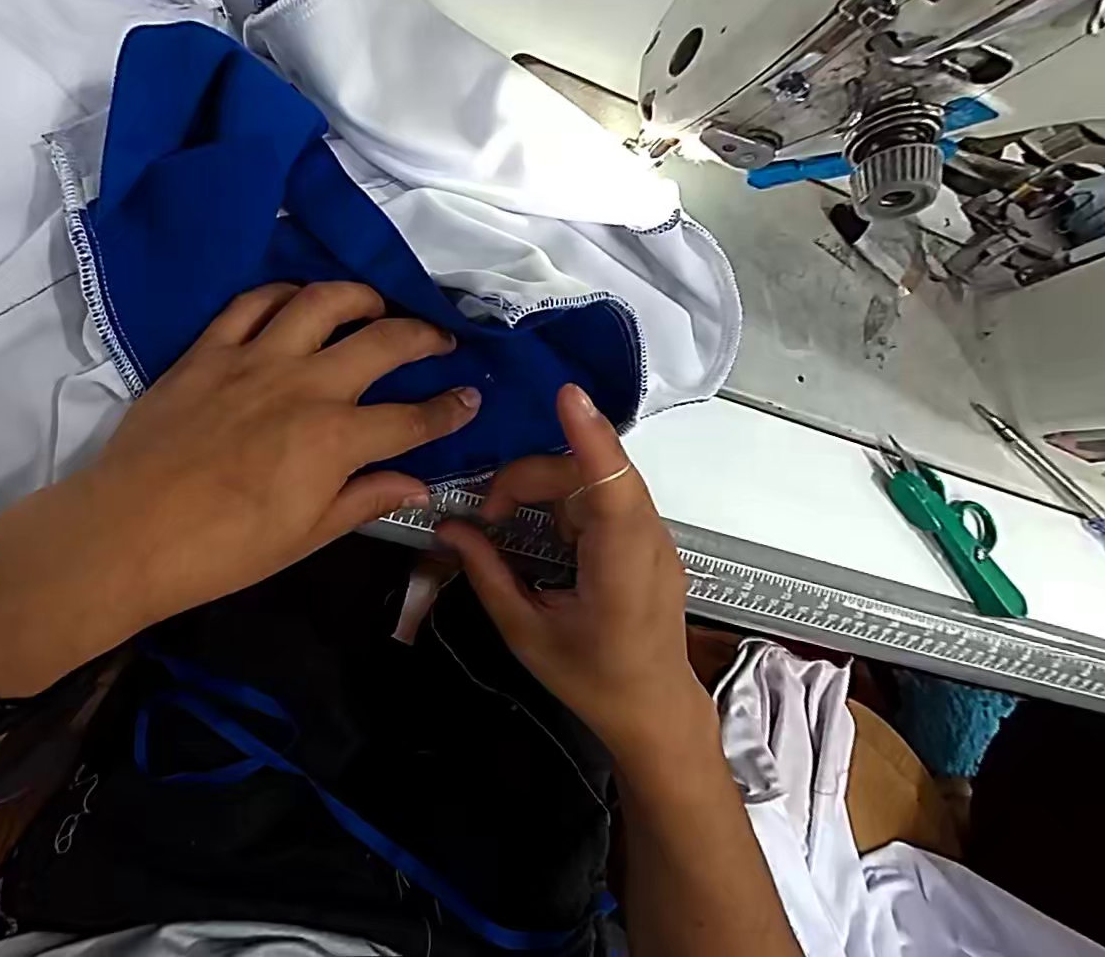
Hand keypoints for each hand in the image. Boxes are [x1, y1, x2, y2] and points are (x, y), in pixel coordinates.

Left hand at [0, 282, 480, 694]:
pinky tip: (297, 301)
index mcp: (335, 439)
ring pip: (320, 301)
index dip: (450, 408)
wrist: (126, 535)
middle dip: (424, 337)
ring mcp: (254, 359)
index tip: (472, 397)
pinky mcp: (208, 350)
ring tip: (376, 306)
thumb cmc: (223, 550)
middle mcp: (304, 385)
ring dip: (360, 297)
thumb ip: (366, 500)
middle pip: (383, 342)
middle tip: (440, 340)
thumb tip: (418, 486)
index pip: (412, 418)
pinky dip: (282, 294)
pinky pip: (252, 303)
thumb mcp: (306, 536)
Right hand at [437, 385, 712, 763]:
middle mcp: (647, 542)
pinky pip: (601, 493)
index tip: (567, 395)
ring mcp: (652, 535)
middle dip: (529, 476)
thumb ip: (486, 573)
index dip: (590, 438)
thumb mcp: (525, 633)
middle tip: (489, 515)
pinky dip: (562, 496)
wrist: (654, 709)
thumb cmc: (593, 679)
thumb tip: (450, 528)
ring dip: (544, 485)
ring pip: (594, 477)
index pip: (612, 490)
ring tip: (507, 518)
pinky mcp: (644, 534)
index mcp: (621, 573)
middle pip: (588, 474)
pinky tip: (541, 526)